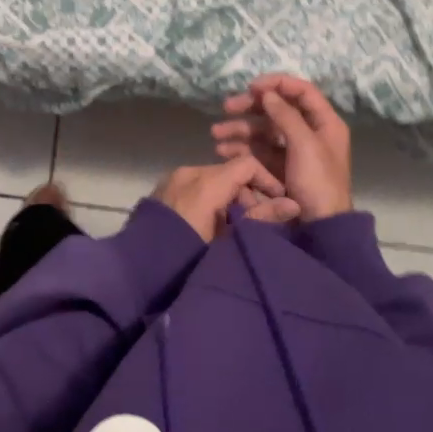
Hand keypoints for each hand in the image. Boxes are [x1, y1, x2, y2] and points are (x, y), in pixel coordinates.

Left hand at [153, 156, 297, 241]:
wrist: (139, 266)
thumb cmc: (189, 254)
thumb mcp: (229, 239)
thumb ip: (260, 218)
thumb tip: (292, 205)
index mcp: (206, 181)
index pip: (246, 165)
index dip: (267, 181)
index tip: (277, 203)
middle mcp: (189, 172)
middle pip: (229, 172)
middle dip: (247, 193)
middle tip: (252, 221)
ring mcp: (172, 180)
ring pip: (211, 180)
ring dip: (227, 197)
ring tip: (231, 226)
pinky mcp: (162, 190)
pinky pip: (193, 186)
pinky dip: (208, 198)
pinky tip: (209, 224)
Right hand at [212, 74, 352, 223]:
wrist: (320, 227)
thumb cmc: (318, 182)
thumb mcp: (304, 145)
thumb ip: (286, 116)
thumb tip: (267, 93)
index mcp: (325, 123)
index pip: (301, 91)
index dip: (277, 84)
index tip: (251, 87)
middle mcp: (310, 132)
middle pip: (278, 109)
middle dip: (250, 108)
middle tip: (226, 108)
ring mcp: (293, 151)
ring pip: (263, 131)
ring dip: (239, 130)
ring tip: (216, 135)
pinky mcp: (280, 168)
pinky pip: (259, 151)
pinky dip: (241, 149)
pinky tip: (223, 152)